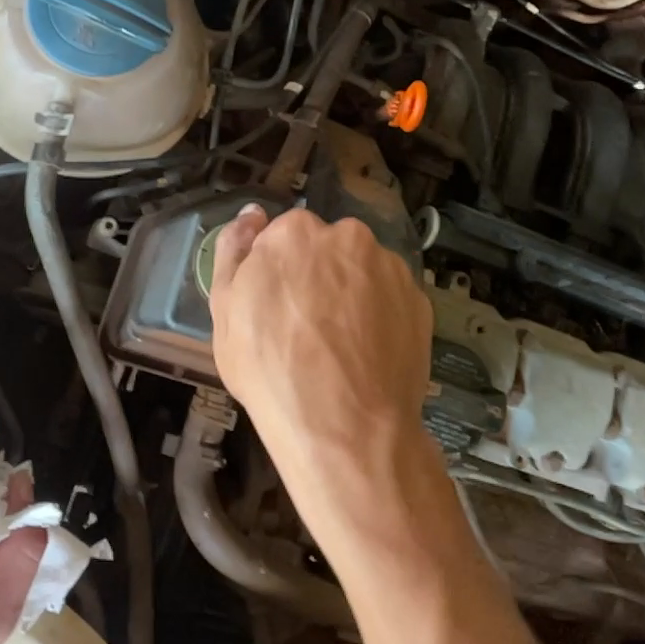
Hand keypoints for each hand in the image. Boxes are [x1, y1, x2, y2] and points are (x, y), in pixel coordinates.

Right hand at [208, 205, 432, 466]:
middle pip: (325, 249)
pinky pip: (390, 300)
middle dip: (316, 275)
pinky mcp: (419, 301)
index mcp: (296, 231)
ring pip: (361, 272)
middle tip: (305, 326)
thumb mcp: (225, 311)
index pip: (281, 236)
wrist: (346, 428)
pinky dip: (380, 317)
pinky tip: (367, 355)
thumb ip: (233, 253)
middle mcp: (348, 236)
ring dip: (350, 293)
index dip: (275, 272)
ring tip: (339, 346)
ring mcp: (390, 267)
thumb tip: (251, 215)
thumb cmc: (271, 369)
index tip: (273, 306)